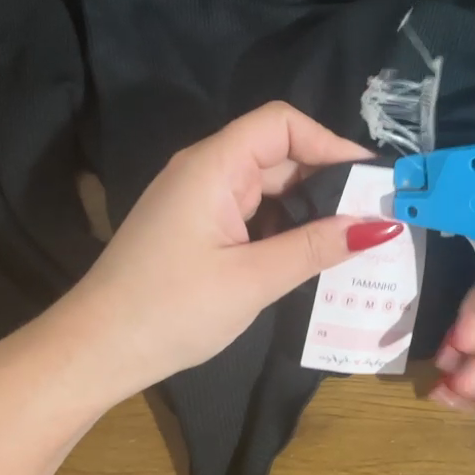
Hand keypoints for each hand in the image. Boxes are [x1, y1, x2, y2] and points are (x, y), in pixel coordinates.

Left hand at [64, 102, 405, 390]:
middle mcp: (205, 171)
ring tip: (353, 238)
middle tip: (375, 216)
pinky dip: (285, 225)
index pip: (282, 123)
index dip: (330, 141)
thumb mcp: (253, 280)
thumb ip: (316, 247)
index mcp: (214, 167)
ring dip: (310, 206)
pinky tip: (311, 254)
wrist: (95, 351)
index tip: (372, 180)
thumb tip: (379, 225)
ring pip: (268, 185)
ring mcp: (198, 199)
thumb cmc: (171, 310)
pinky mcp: (196, 226)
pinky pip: (252, 211)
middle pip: (278, 152)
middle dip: (328, 179)